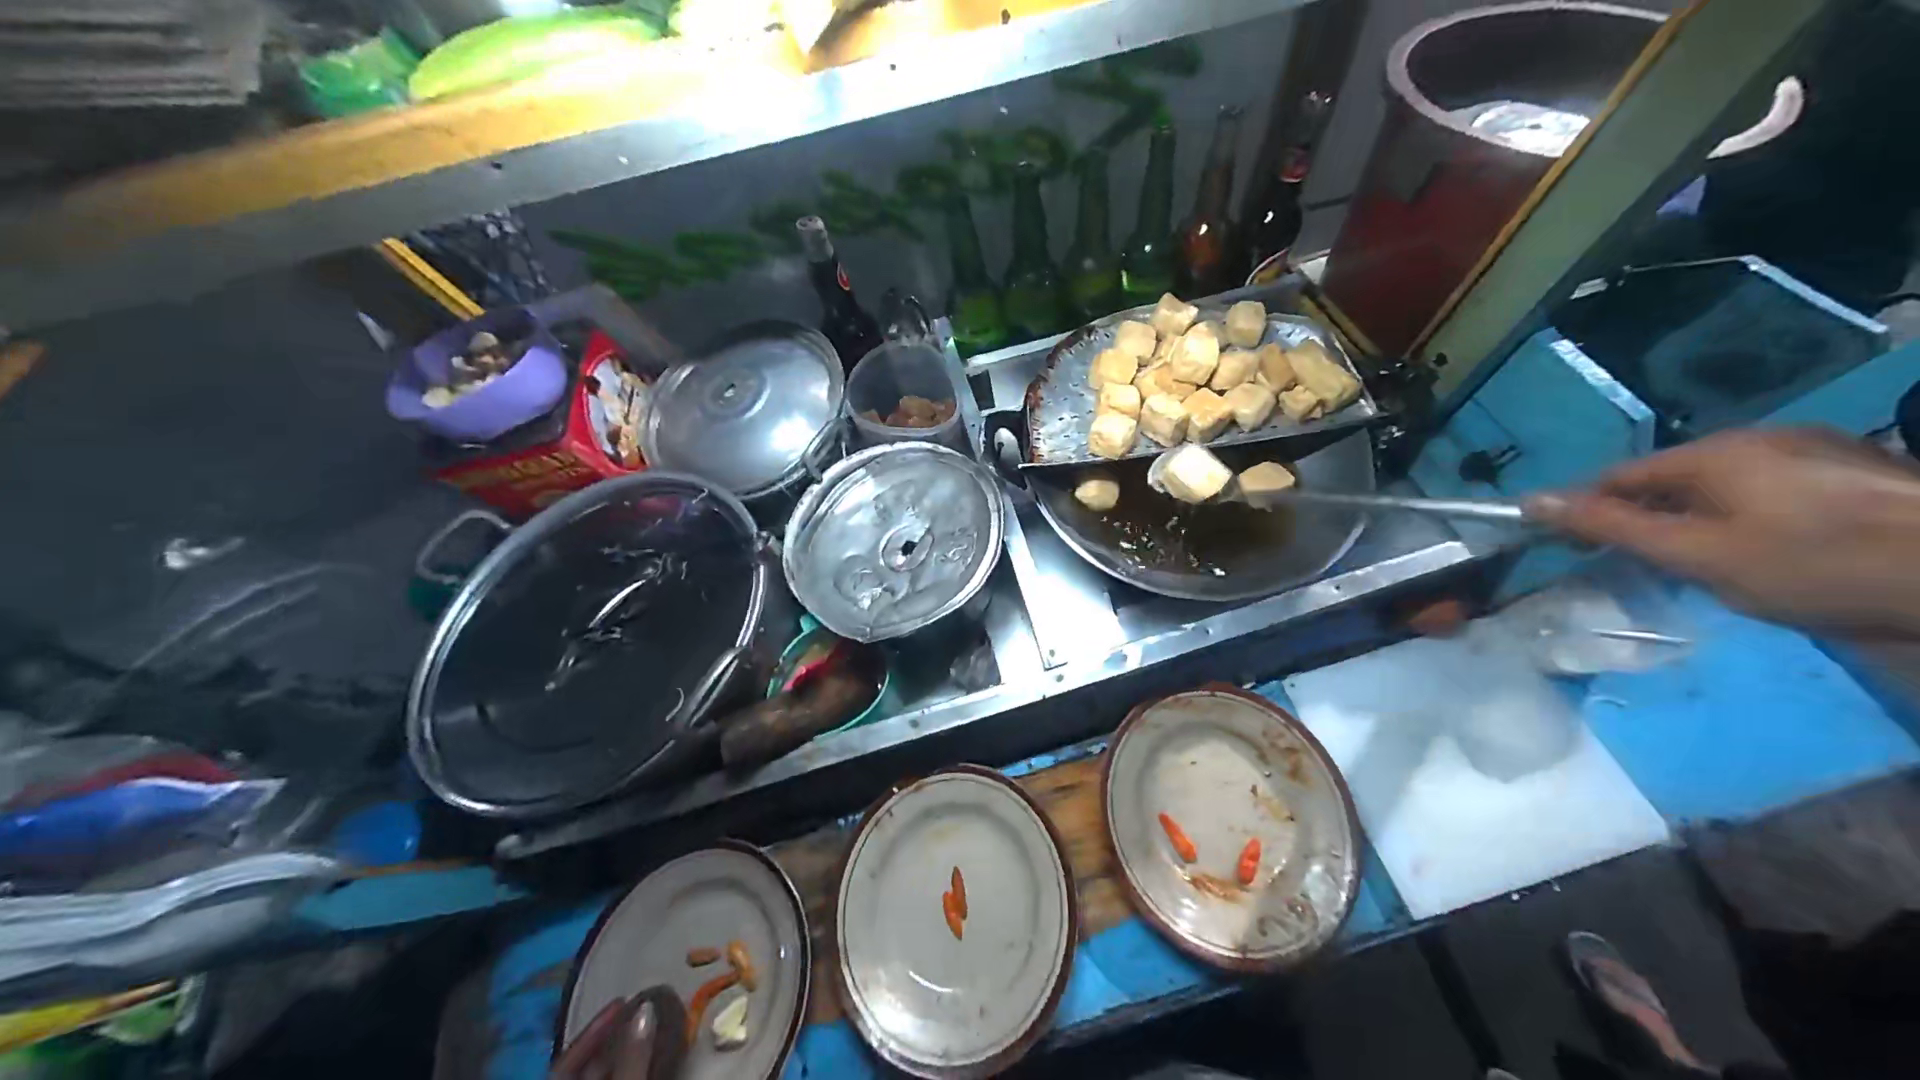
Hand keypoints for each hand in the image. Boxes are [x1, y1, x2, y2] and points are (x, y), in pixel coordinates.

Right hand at [1525, 428, 1919, 637]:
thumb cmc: (1815, 564)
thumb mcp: (1693, 553)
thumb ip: (1607, 526)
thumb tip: (1530, 501)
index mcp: (1712, 453)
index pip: (1616, 478)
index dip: (1587, 512)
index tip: (1575, 552)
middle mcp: (1757, 439)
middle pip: (1669, 480)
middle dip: (1645, 518)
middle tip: (1646, 566)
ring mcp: (1813, 451)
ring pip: (1719, 487)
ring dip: (1696, 520)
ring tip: (1707, 565)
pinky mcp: (1854, 472)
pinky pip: (1767, 490)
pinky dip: (1745, 518)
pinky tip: (1769, 552)